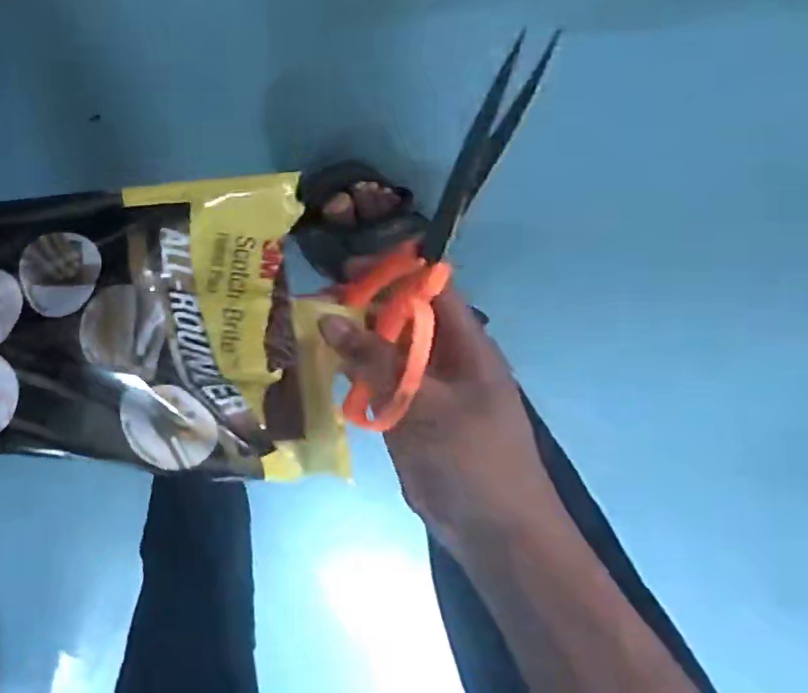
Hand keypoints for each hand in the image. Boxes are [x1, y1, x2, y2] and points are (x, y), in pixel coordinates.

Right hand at [319, 281, 558, 549]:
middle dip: (361, 304)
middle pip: (402, 316)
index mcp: (466, 347)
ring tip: (308, 330)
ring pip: (385, 347)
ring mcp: (426, 387)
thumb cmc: (473, 462)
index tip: (346, 269)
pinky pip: (377, 379)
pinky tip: (320, 367)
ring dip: (351, 337)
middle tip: (315, 303)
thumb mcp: (423, 405)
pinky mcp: (409, 413)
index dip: (393, 272)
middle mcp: (446, 359)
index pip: (432, 290)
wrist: (499, 538)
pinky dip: (351, 369)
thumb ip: (375, 360)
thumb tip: (328, 318)